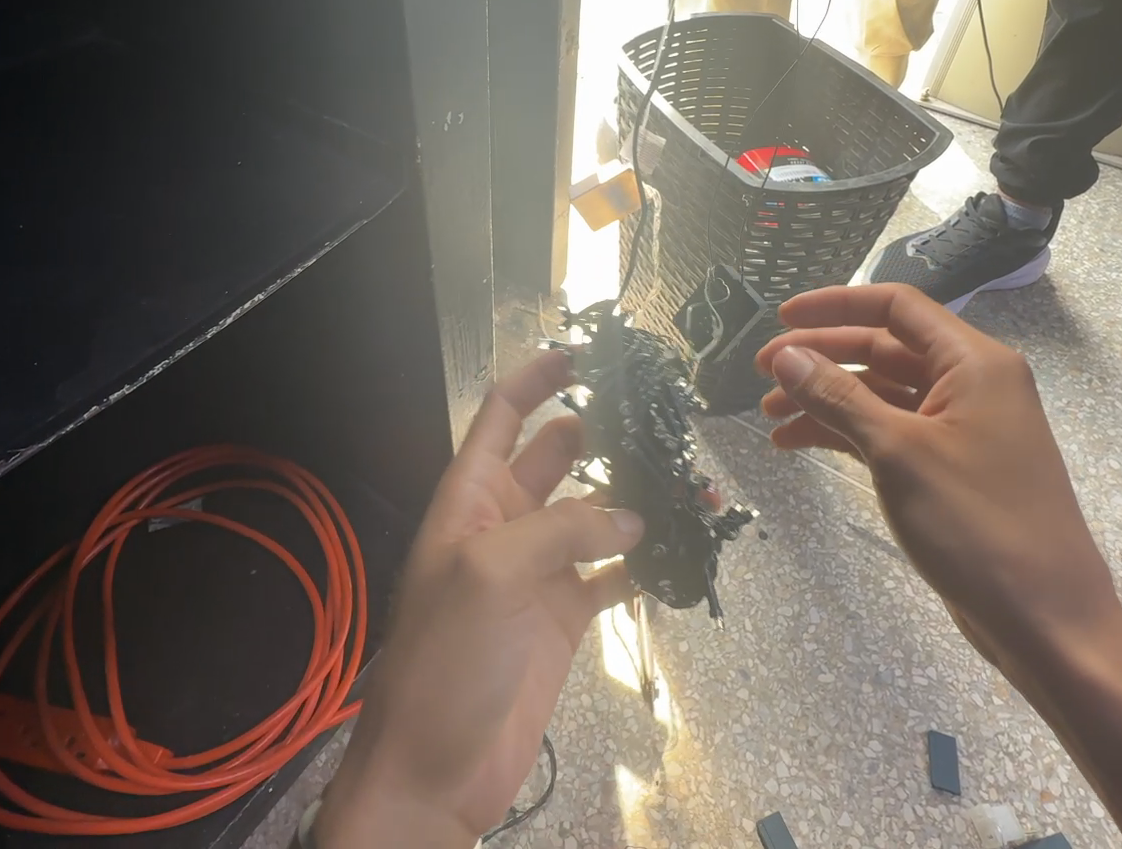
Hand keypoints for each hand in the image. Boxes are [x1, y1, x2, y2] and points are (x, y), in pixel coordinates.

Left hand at [313, 351, 642, 848]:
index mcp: (472, 496)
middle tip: (657, 420)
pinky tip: (678, 551)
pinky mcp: (566, 613)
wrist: (434, 768)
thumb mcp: (491, 574)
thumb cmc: (444, 658)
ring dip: (635, 498)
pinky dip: (642, 561)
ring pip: (594, 513)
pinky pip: (611, 571)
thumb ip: (562, 531)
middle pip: (558, 456)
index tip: (583, 353)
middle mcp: (506, 521)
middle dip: (601, 433)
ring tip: (687, 484)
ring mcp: (539, 567)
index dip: (536, 378)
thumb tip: (634, 518)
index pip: (501, 414)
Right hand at [754, 284, 1121, 677]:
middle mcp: (968, 385)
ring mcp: (957, 428)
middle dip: (819, 357)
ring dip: (823, 399)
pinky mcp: (945, 466)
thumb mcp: (897, 451)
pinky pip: (884, 430)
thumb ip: (837, 396)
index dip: (834, 305)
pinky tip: (796, 444)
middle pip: (881, 349)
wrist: (1043, 620)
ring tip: (768, 415)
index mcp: (973, 364)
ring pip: (877, 393)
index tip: (780, 319)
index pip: (896, 308)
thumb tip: (785, 355)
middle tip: (762, 372)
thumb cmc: (976, 524)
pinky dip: (841, 432)